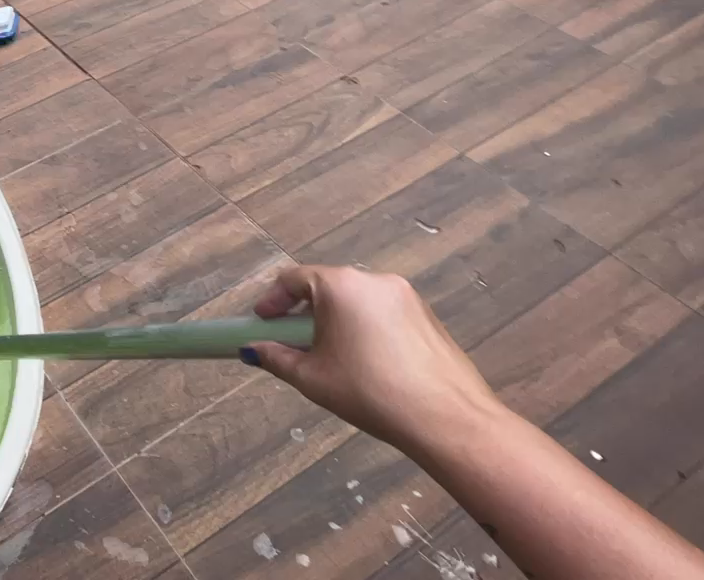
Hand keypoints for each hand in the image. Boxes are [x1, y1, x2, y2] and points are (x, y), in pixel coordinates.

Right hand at [242, 266, 504, 456]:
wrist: (452, 423)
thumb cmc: (370, 392)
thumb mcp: (310, 377)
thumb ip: (275, 357)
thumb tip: (252, 350)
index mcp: (340, 285)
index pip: (292, 279)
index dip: (272, 301)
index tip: (263, 323)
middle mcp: (373, 280)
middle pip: (325, 287)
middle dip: (304, 311)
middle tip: (294, 340)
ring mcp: (407, 298)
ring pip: (356, 301)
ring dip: (336, 320)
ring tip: (332, 354)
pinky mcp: (430, 318)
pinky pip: (383, 313)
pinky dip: (366, 328)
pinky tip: (368, 361)